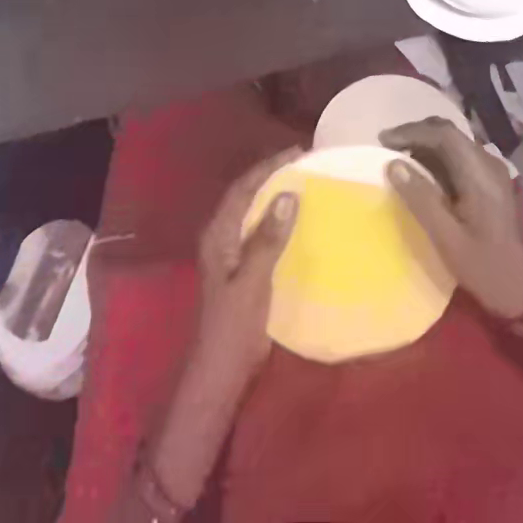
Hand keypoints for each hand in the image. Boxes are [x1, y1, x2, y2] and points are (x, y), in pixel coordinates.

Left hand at [191, 149, 300, 387]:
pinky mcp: (241, 267)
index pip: (243, 189)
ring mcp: (230, 252)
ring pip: (252, 211)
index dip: (267, 168)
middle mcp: (221, 236)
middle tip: (303, 162)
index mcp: (218, 234)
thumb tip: (288, 195)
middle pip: (245, 195)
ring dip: (273, 195)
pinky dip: (276, 218)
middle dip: (271, 175)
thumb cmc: (234, 326)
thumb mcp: (253, 281)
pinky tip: (296, 220)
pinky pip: (259, 230)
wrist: (222, 369)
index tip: (296, 152)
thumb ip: (268, 238)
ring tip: (303, 182)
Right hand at [382, 118, 522, 318]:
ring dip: (424, 145)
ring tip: (397, 159)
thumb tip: (393, 164)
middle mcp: (489, 165)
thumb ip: (420, 198)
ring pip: (453, 143)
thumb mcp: (446, 237)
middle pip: (449, 133)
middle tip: (386, 147)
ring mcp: (492, 172)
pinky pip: (458, 157)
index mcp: (480, 175)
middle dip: (415, 134)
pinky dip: (435, 157)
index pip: (444, 134)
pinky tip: (419, 174)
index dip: (411, 131)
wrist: (521, 291)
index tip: (383, 141)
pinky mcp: (489, 182)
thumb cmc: (483, 267)